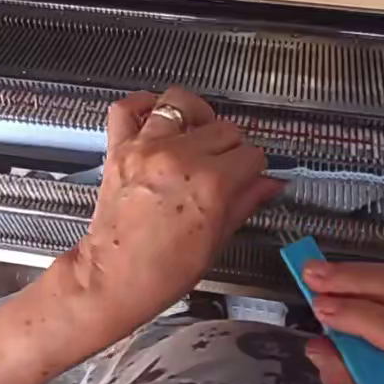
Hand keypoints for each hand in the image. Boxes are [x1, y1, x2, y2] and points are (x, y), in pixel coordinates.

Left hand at [64, 88, 280, 340]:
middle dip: (232, 146)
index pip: (251, 154)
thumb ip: (246, 201)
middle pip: (224, 127)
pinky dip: (143, 105)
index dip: (255, 167)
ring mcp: (147, 149)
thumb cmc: (163, 269)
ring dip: (196, 117)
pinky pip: (127, 107)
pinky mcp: (120, 149)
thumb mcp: (218, 239)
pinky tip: (157, 117)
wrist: (114, 279)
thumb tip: (268, 184)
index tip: (249, 176)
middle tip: (226, 164)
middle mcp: (180, 158)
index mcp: (211, 183)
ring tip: (197, 133)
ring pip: (182, 103)